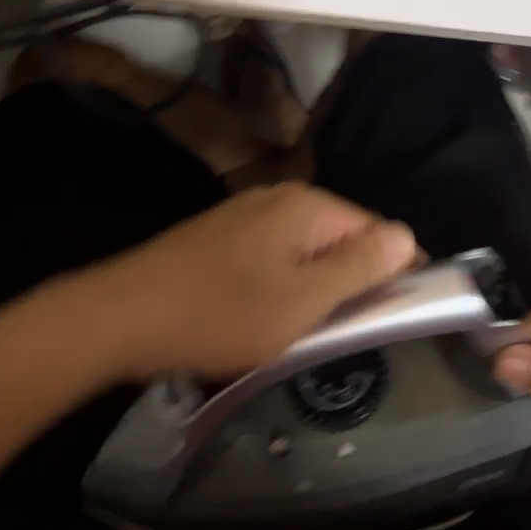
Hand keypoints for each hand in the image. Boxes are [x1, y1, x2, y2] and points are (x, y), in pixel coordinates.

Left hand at [83, 183, 416, 379]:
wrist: (124, 315)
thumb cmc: (222, 312)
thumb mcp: (303, 300)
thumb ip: (359, 267)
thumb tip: (406, 234)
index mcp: (306, 206)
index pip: (375, 229)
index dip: (394, 270)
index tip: (397, 314)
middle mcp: (278, 198)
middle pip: (339, 237)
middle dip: (352, 280)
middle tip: (351, 331)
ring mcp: (245, 214)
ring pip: (304, 250)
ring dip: (315, 286)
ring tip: (312, 331)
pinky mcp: (220, 237)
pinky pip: (272, 257)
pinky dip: (282, 285)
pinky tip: (268, 316)